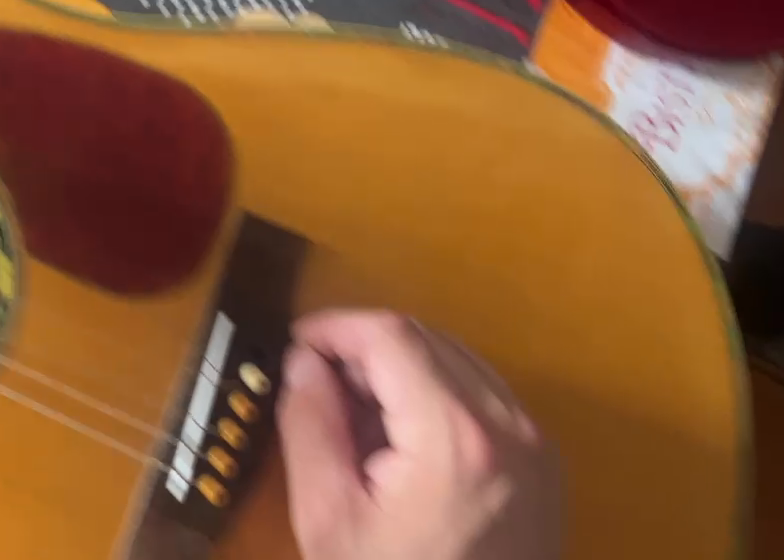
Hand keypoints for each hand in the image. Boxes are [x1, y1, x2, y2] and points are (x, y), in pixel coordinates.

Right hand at [276, 310, 563, 559]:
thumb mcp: (327, 510)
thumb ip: (308, 421)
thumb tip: (303, 360)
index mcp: (455, 438)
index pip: (389, 335)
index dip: (333, 328)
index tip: (295, 348)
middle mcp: (510, 429)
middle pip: (421, 336)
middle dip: (359, 345)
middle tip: (319, 384)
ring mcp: (536, 448)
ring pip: (449, 354)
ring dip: (393, 363)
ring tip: (355, 409)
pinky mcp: (542, 465)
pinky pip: (476, 387)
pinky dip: (427, 385)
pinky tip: (398, 430)